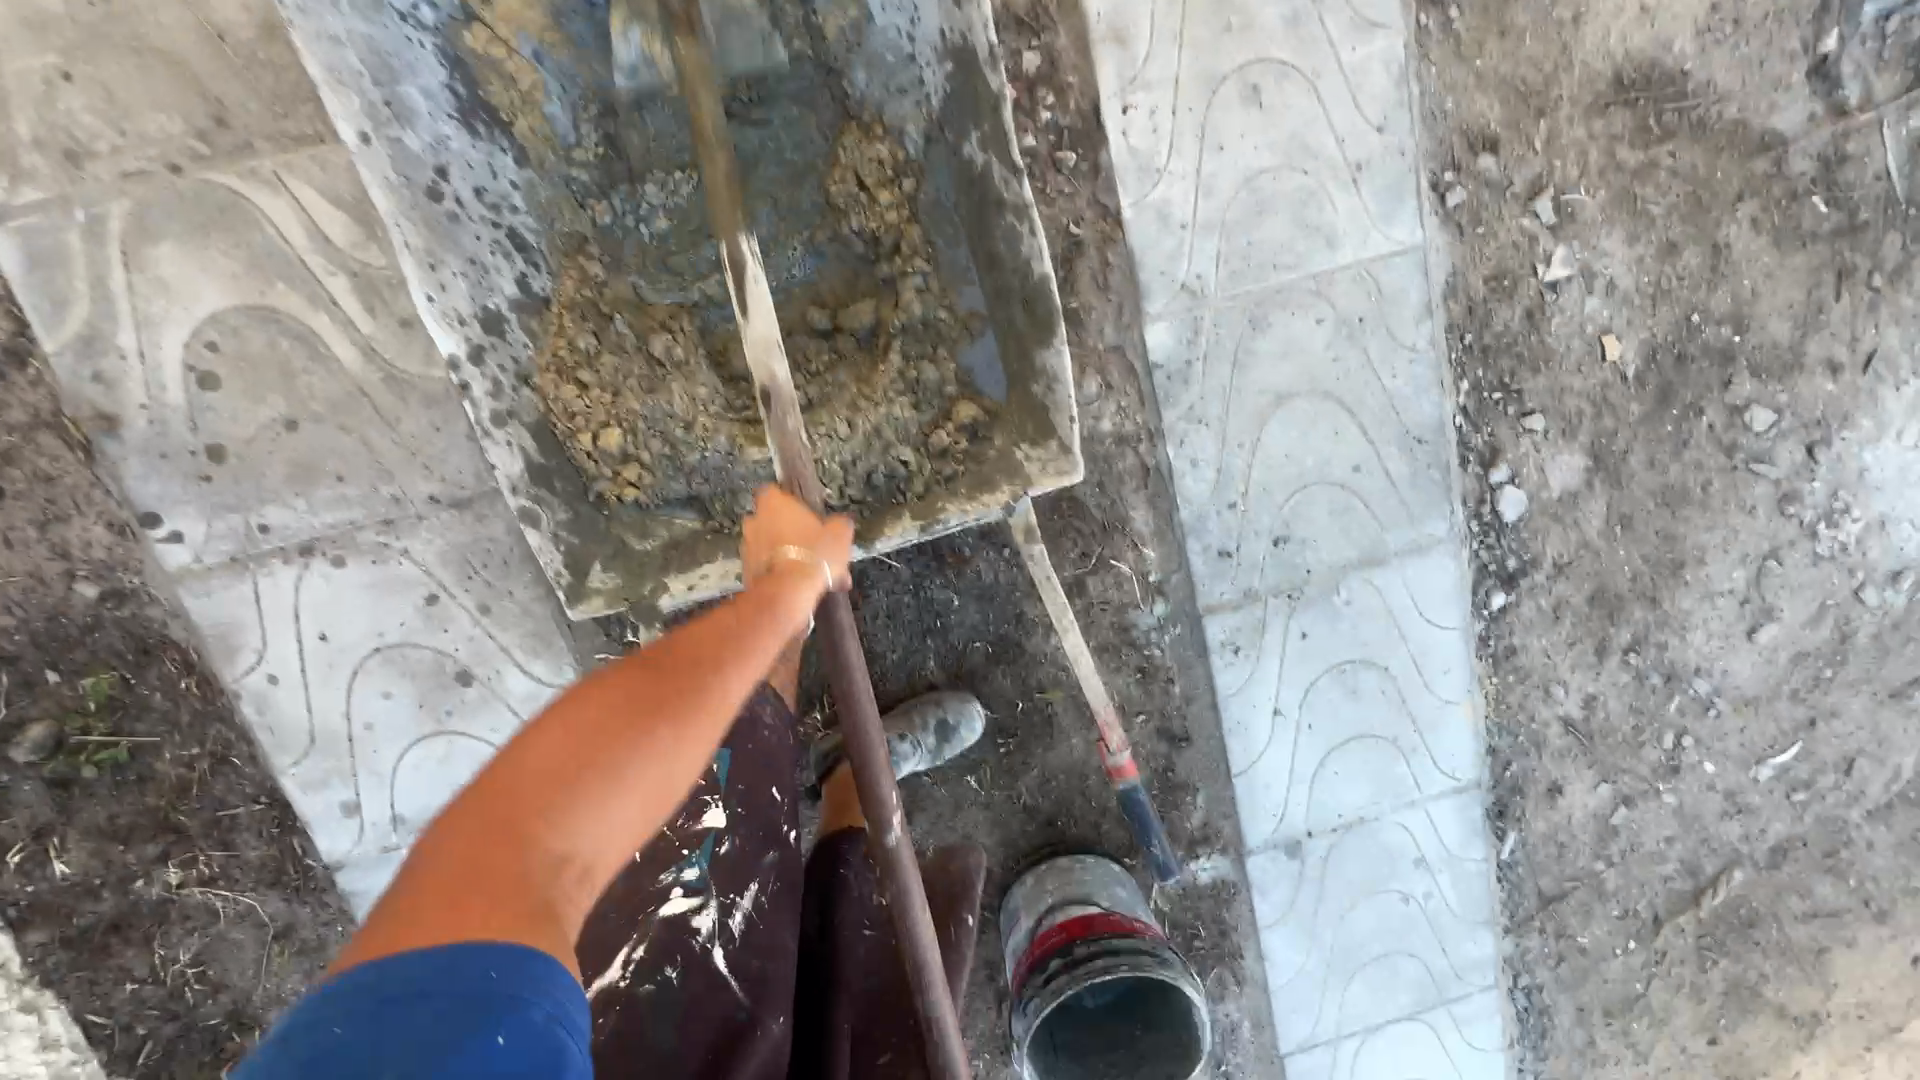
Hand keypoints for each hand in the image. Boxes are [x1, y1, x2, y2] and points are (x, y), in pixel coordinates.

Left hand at [740, 486, 854, 592]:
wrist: (788, 592)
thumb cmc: (813, 554)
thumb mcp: (840, 534)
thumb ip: (839, 524)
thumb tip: (841, 523)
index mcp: (773, 503)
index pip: (774, 492)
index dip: (789, 502)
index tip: (804, 513)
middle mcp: (754, 521)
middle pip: (773, 522)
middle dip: (792, 533)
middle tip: (814, 547)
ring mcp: (747, 547)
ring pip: (773, 548)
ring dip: (791, 556)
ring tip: (816, 574)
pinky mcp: (747, 571)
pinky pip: (770, 568)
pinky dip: (784, 575)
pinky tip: (805, 587)